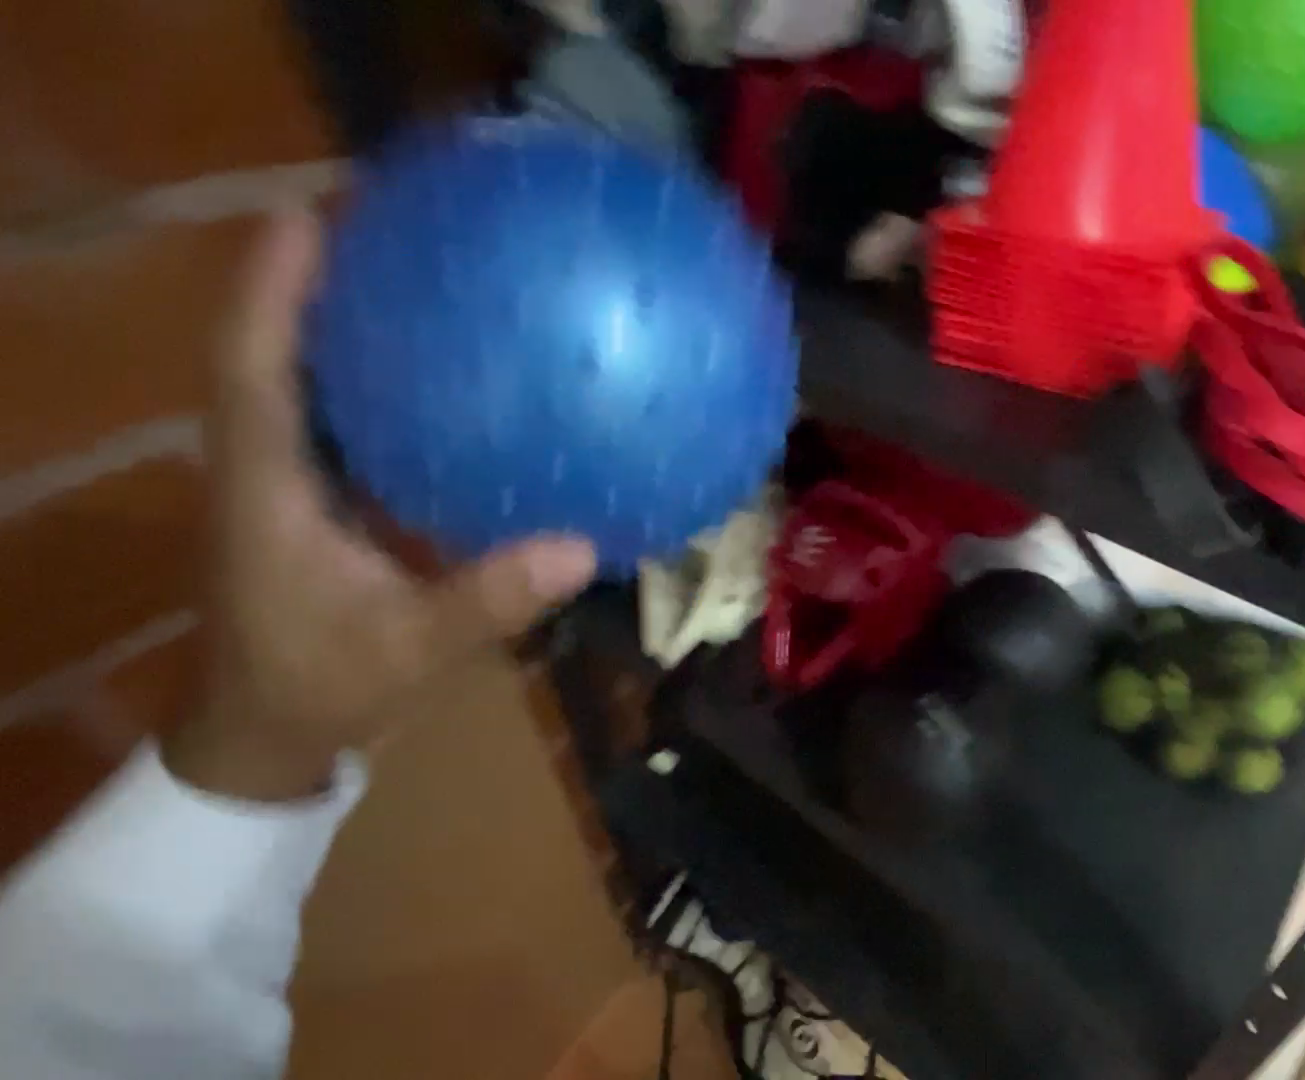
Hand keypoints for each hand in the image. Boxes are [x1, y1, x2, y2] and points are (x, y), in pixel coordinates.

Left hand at [161, 210, 598, 801]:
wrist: (273, 732)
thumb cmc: (321, 685)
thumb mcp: (408, 648)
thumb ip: (488, 601)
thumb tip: (583, 548)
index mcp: (268, 485)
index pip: (253, 365)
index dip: (274, 287)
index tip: (314, 214)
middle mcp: (274, 467)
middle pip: (277, 349)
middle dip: (319, 280)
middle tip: (387, 223)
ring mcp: (300, 485)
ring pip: (313, 382)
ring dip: (352, 324)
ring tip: (420, 279)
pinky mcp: (330, 504)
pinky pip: (357, 424)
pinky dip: (393, 387)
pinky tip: (458, 380)